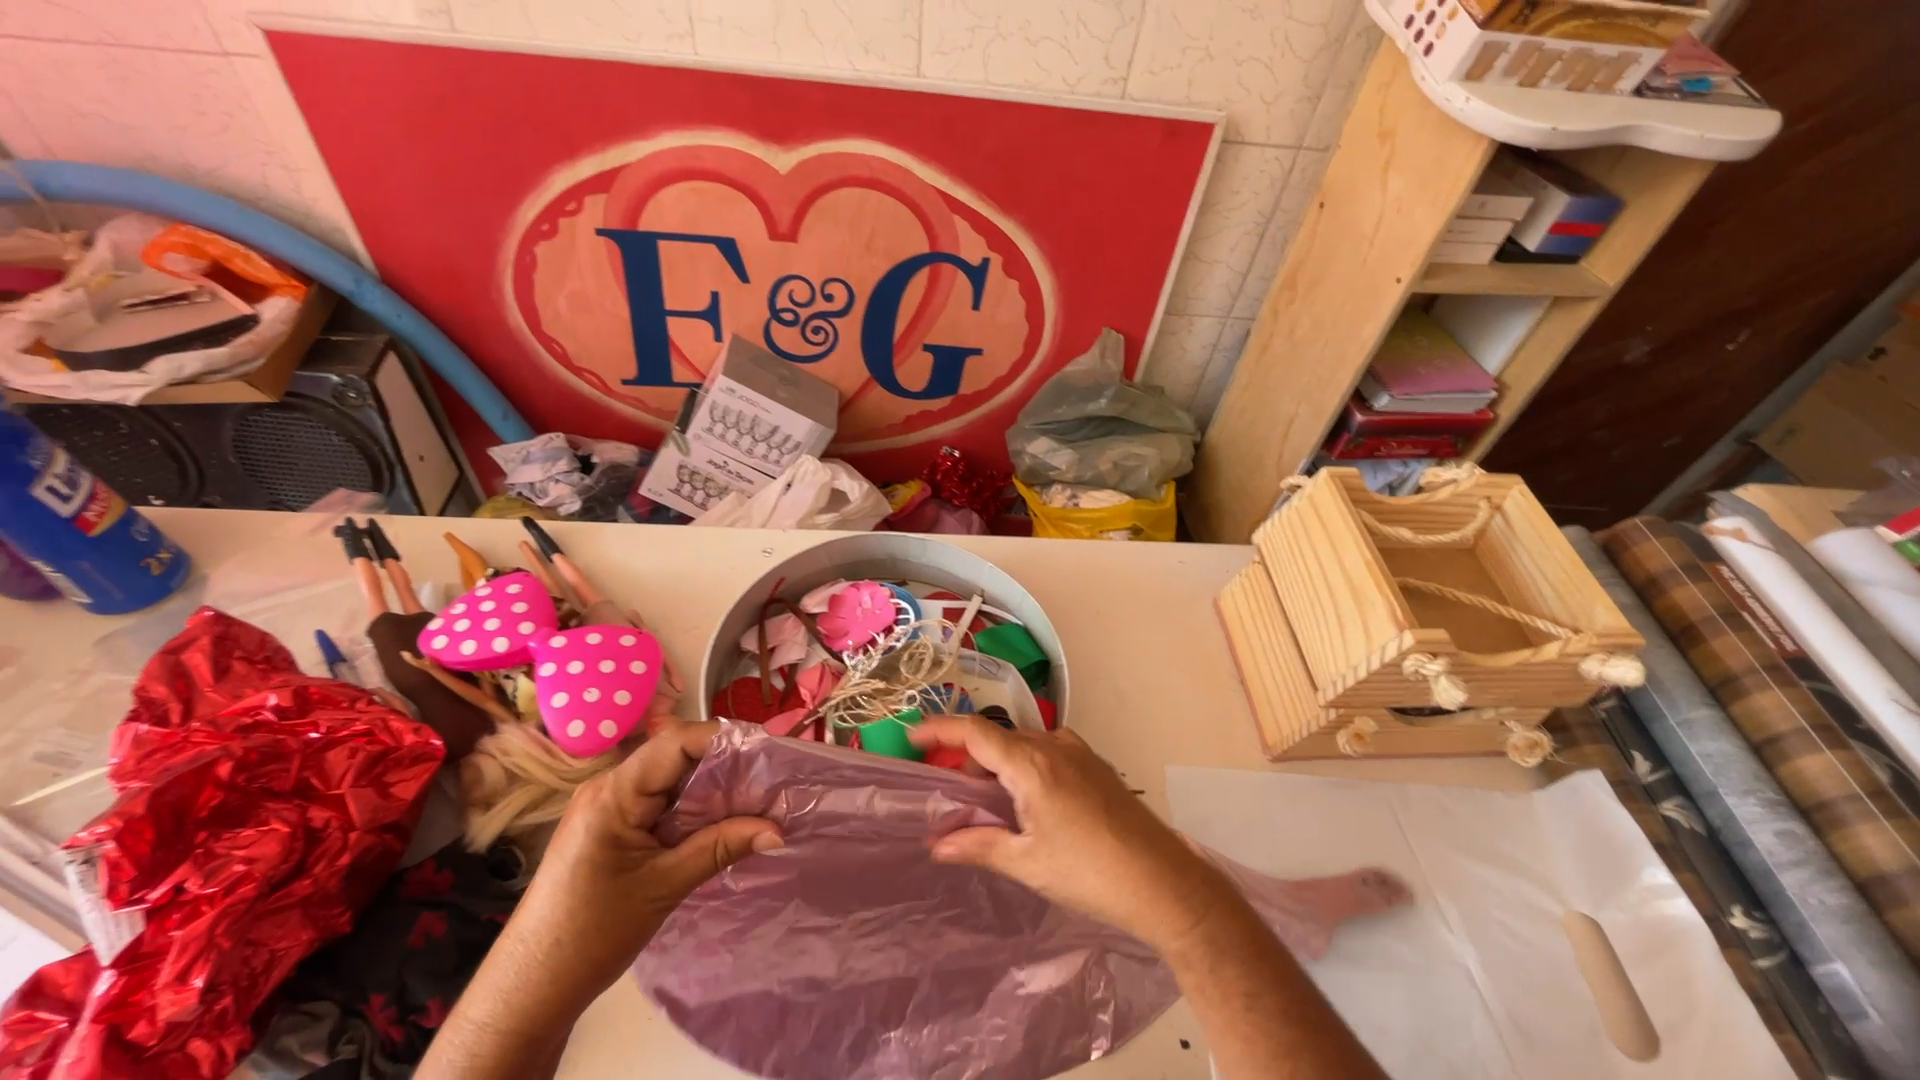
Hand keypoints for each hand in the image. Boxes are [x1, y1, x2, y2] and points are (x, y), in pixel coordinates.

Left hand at [503, 721, 782, 1012]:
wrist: (532, 985)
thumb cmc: (592, 934)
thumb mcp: (664, 887)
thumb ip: (720, 847)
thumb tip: (779, 829)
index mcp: (614, 793)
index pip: (677, 741)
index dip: (725, 738)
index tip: (769, 753)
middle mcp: (608, 787)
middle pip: (676, 755)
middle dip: (726, 764)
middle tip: (772, 781)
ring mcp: (606, 806)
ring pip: (670, 779)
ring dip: (712, 788)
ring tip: (757, 801)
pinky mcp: (609, 826)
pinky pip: (658, 801)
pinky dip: (692, 807)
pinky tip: (721, 822)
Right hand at [910, 716, 1239, 954]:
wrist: (1163, 883)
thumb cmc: (1088, 872)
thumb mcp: (1026, 862)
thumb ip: (978, 845)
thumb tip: (937, 844)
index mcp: (1032, 763)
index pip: (976, 732)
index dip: (940, 730)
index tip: (912, 737)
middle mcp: (1056, 747)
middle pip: (1000, 738)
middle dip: (970, 757)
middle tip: (951, 792)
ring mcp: (1081, 755)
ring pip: (1026, 746)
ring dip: (1000, 765)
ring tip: (988, 805)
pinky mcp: (1098, 769)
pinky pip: (1050, 756)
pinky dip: (1026, 769)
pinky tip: (1028, 805)